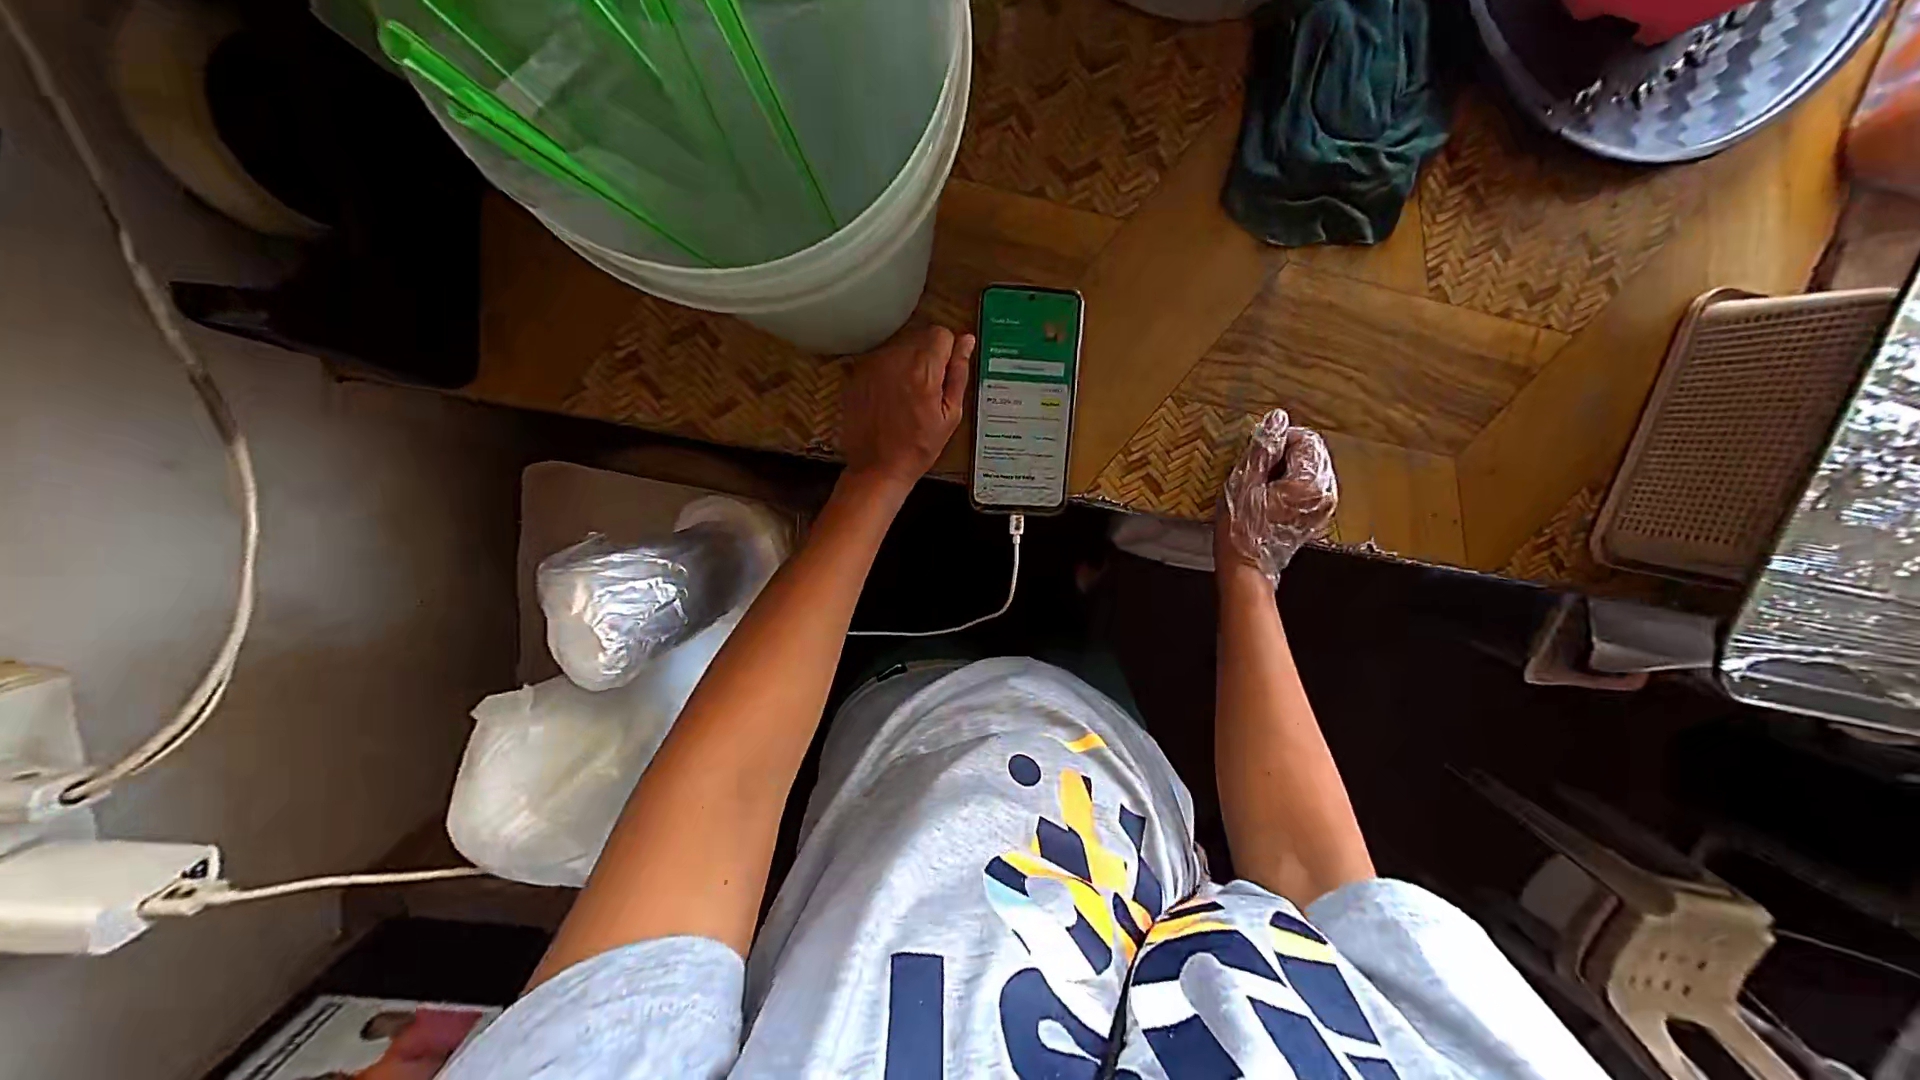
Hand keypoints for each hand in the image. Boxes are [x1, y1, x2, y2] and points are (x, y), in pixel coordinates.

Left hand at [840, 324, 974, 488]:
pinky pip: (879, 361)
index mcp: (923, 369)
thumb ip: (958, 373)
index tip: (944, 374)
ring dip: (906, 364)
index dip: (947, 352)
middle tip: (926, 392)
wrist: (877, 467)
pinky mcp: (856, 375)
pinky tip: (888, 399)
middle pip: (918, 337)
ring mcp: (872, 366)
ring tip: (906, 397)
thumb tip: (966, 342)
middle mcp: (895, 359)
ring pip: (898, 348)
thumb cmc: (918, 447)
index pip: (941, 333)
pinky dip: (886, 373)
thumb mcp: (950, 414)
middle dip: (926, 358)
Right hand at [1214, 409, 1337, 586]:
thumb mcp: (1244, 483)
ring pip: (1308, 469)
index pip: (1305, 439)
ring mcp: (1323, 506)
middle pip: (1311, 453)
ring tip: (1261, 489)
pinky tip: (1269, 499)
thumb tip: (1276, 420)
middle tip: (1257, 475)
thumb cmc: (1241, 530)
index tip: (1256, 458)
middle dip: (1283, 456)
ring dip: (1285, 470)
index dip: (1277, 441)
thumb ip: (1263, 448)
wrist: (1246, 567)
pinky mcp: (1316, 515)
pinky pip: (1307, 486)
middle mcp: (1325, 493)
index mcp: (1310, 483)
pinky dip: (1289, 485)